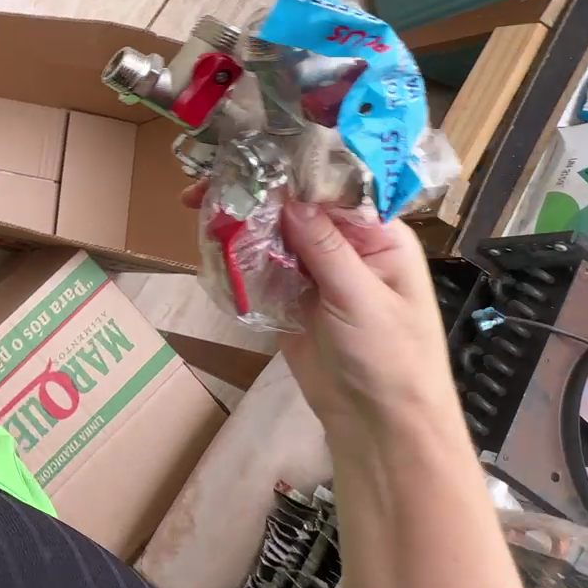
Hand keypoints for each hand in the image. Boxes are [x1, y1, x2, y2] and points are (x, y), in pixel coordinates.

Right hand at [182, 185, 461, 443]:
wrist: (375, 423)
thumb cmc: (392, 361)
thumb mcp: (363, 300)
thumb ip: (326, 248)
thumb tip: (289, 198)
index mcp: (376, 237)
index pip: (330, 190)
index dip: (287, 174)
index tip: (243, 164)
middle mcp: (342, 245)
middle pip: (290, 206)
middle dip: (248, 195)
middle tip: (200, 191)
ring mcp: (310, 269)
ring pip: (266, 232)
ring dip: (233, 222)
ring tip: (195, 210)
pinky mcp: (284, 293)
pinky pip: (253, 263)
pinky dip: (230, 253)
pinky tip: (206, 242)